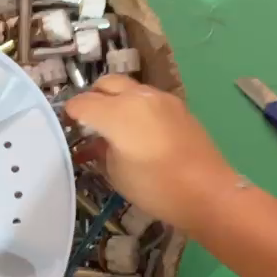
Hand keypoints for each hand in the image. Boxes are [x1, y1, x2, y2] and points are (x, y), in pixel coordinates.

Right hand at [64, 75, 237, 228]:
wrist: (209, 192)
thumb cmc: (156, 188)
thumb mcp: (117, 174)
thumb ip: (101, 151)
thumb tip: (99, 142)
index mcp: (117, 112)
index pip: (82, 103)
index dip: (70, 115)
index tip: (68, 128)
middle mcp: (138, 96)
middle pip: (105, 84)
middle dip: (93, 98)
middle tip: (89, 122)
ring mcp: (161, 98)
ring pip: (129, 88)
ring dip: (116, 100)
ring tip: (116, 126)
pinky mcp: (178, 106)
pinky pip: (148, 98)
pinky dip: (137, 107)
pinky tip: (141, 131)